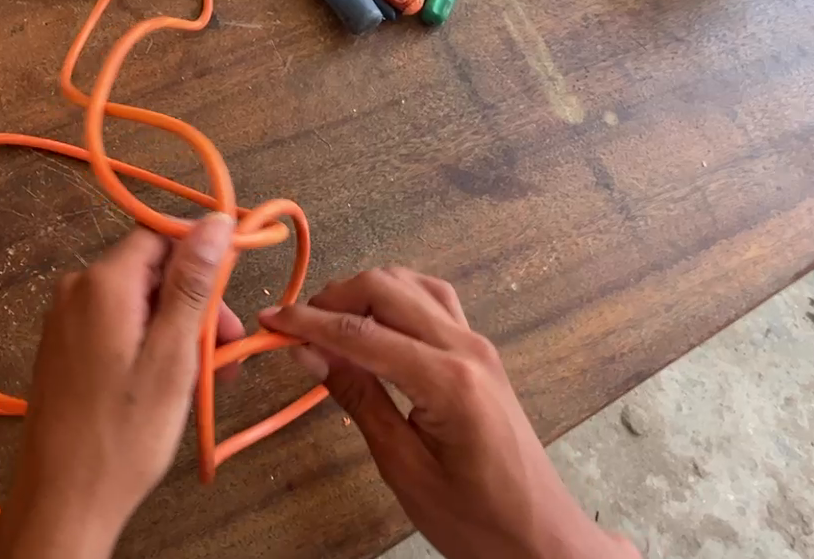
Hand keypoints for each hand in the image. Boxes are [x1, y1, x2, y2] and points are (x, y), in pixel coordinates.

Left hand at [0, 214, 241, 558]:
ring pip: (136, 301)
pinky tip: (171, 379)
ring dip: (176, 327)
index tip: (232, 291)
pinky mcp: (64, 344)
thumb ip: (192, 283)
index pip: (160, 236)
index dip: (200, 255)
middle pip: (150, 270)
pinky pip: (116, 323)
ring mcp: (65, 316)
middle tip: (229, 349)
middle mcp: (77, 287)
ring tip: (208, 375)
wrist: (61, 500)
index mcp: (103, 281)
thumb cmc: (124, 431)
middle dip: (194, 302)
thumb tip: (215, 221)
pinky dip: (148, 341)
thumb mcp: (171, 354)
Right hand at [260, 269, 636, 558]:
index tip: (268, 319)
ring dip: (362, 291)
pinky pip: (430, 296)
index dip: (307, 322)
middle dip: (332, 298)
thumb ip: (356, 397)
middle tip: (298, 328)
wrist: (545, 543)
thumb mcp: (402, 467)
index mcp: (446, 382)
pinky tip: (375, 318)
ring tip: (331, 323)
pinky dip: (393, 294)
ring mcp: (476, 341)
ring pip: (406, 282)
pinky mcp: (478, 347)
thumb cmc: (473, 520)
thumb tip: (305, 350)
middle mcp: (465, 346)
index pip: (360, 332)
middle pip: (383, 288)